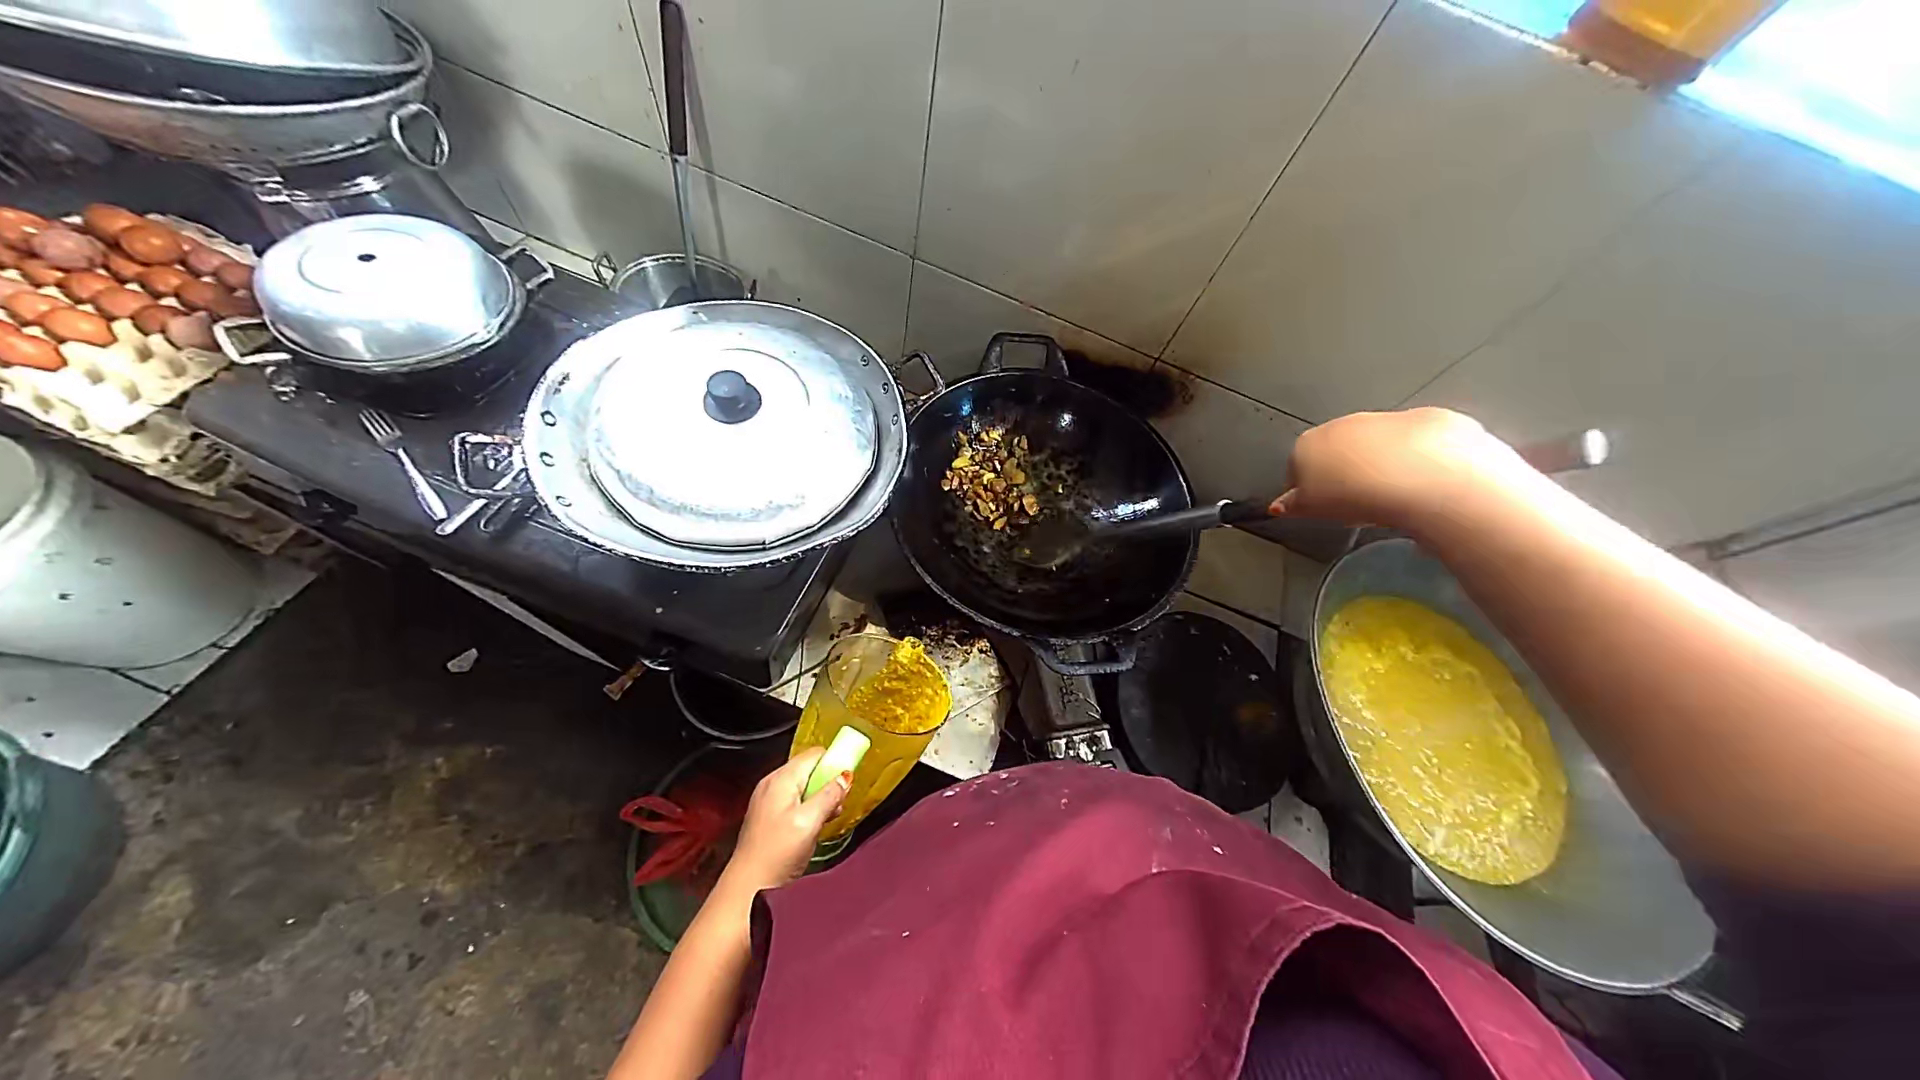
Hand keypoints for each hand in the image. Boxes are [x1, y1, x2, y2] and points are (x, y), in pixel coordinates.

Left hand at [722, 748, 850, 892]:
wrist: (748, 888)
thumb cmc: (775, 855)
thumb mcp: (809, 822)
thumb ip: (829, 795)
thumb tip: (845, 777)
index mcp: (781, 779)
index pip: (815, 754)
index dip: (835, 762)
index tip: (848, 778)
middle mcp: (772, 784)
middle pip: (810, 769)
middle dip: (828, 784)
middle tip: (837, 805)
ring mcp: (769, 800)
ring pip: (805, 787)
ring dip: (821, 799)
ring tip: (825, 820)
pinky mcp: (769, 816)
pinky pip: (796, 801)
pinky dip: (809, 810)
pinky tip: (812, 828)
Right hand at [1271, 408, 1526, 531]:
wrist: (1422, 478)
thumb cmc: (1360, 493)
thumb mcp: (1313, 509)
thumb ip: (1293, 505)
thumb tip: (1281, 506)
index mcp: (1308, 443)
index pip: (1298, 467)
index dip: (1308, 490)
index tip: (1321, 506)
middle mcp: (1344, 424)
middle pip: (1338, 452)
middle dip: (1346, 473)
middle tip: (1357, 503)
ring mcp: (1385, 419)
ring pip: (1377, 445)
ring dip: (1381, 465)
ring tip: (1392, 497)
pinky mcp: (1426, 421)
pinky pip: (1417, 443)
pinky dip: (1418, 459)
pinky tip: (1422, 482)